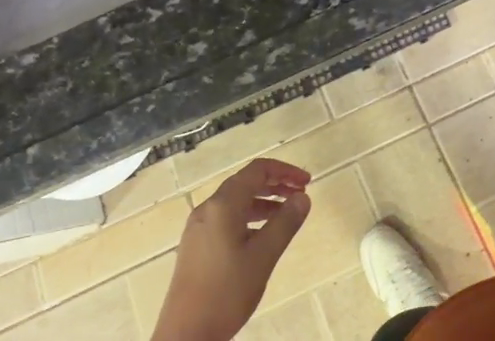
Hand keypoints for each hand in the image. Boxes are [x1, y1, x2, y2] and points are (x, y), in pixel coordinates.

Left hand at [151, 158, 311, 340]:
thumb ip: (284, 224)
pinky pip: (226, 219)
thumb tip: (302, 197)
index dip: (284, 171)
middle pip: (245, 183)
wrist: (186, 332)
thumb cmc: (227, 291)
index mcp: (222, 204)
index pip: (256, 171)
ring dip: (262, 202)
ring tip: (287, 214)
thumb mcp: (262, 257)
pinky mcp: (197, 244)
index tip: (307, 182)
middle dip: (275, 184)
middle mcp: (208, 208)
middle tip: (301, 194)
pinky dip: (248, 218)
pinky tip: (261, 236)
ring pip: (235, 202)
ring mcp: (199, 226)